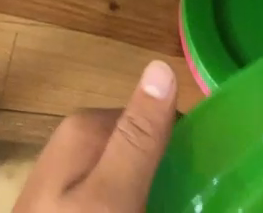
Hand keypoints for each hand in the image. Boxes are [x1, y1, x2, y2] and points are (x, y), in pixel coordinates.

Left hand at [13, 59, 178, 211]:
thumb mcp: (111, 198)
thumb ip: (137, 137)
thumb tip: (162, 64)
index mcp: (85, 128)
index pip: (155, 117)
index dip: (180, 151)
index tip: (197, 186)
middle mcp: (74, 142)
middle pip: (141, 147)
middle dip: (161, 178)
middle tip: (173, 208)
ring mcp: (67, 177)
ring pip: (126, 177)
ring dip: (145, 198)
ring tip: (155, 211)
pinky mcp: (65, 206)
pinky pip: (108, 199)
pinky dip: (124, 207)